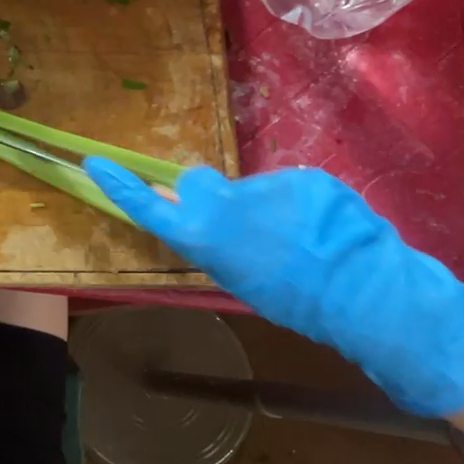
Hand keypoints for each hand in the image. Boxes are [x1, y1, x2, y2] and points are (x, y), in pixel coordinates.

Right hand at [85, 160, 463, 416]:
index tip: (95, 163)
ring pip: (252, 189)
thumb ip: (206, 239)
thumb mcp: (234, 275)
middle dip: (209, 195)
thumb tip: (187, 211)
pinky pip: (291, 188)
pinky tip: (323, 229)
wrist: (369, 294)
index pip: (150, 205)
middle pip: (198, 182)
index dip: (122, 186)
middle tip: (241, 225)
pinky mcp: (307, 177)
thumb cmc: (293, 300)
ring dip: (265, 207)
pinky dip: (301, 205)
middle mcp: (227, 202)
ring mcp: (269, 185)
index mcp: (204, 235)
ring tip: (298, 238)